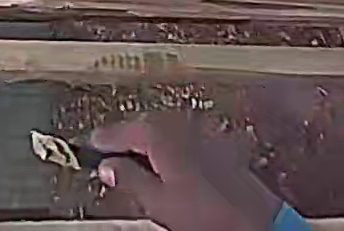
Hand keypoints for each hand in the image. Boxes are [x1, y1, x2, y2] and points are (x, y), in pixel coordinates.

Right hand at [89, 116, 283, 230]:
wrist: (254, 218)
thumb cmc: (205, 212)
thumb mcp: (159, 203)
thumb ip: (130, 180)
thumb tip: (106, 166)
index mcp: (160, 135)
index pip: (123, 131)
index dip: (104, 139)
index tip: (89, 144)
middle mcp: (177, 125)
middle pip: (142, 126)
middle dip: (125, 138)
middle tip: (107, 152)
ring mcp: (196, 130)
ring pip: (161, 130)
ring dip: (145, 142)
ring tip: (132, 159)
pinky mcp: (212, 140)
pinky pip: (178, 135)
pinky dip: (165, 145)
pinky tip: (164, 163)